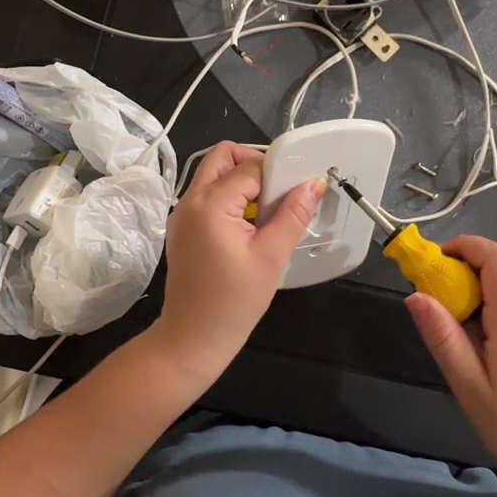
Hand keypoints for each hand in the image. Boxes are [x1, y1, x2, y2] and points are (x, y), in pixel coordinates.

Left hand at [154, 142, 323, 363]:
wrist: (192, 339)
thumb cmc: (234, 302)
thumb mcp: (271, 256)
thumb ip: (293, 214)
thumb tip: (314, 183)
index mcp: (209, 204)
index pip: (249, 167)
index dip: (278, 174)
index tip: (299, 191)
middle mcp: (189, 201)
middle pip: (223, 157)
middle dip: (256, 165)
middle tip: (281, 193)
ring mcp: (182, 214)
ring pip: (214, 175)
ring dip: (242, 182)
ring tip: (268, 213)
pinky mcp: (182, 228)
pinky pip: (207, 196)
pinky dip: (230, 198)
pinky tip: (250, 227)